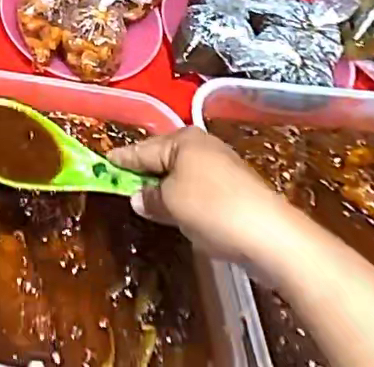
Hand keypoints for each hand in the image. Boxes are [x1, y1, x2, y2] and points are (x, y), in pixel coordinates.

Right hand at [106, 127, 299, 265]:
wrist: (269, 233)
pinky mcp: (233, 188)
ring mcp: (219, 165)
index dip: (122, 158)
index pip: (143, 148)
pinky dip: (184, 198)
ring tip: (147, 201)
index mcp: (182, 139)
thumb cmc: (212, 208)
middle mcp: (201, 145)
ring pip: (180, 174)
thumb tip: (138, 197)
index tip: (104, 160)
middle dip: (144, 171)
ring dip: (165, 187)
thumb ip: (150, 198)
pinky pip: (196, 188)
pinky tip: (180, 214)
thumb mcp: (171, 203)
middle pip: (163, 157)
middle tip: (121, 182)